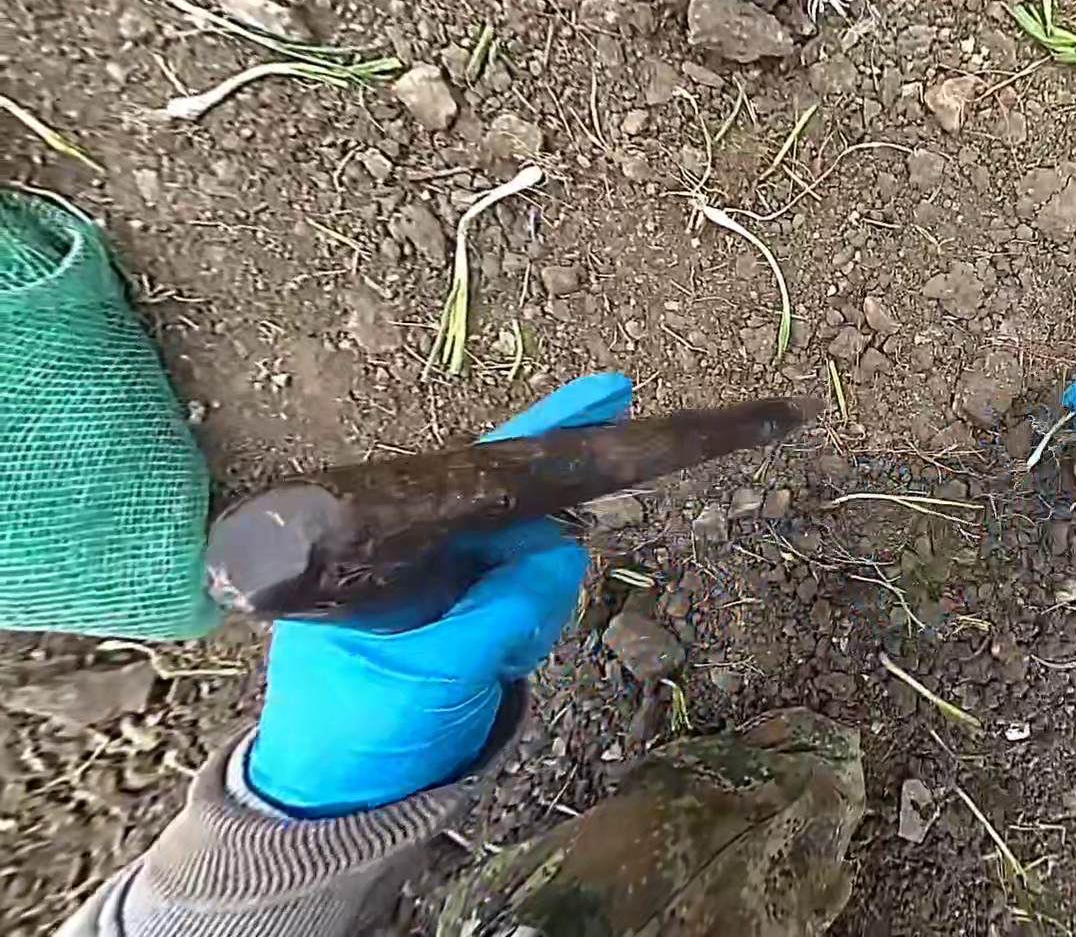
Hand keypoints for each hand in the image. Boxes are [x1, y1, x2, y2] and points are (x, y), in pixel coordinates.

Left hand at [247, 373, 633, 815]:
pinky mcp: (496, 603)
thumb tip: (559, 556)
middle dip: (542, 549)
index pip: (479, 470)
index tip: (609, 394)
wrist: (356, 792)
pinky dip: (541, 619)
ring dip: (539, 601)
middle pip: (527, 509)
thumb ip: (502, 609)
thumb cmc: (364, 725)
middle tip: (529, 596)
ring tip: (500, 653)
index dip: (546, 429)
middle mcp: (437, 545)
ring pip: (547, 555)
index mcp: (393, 542)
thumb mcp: (432, 670)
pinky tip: (510, 653)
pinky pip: (547, 590)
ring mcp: (470, 575)